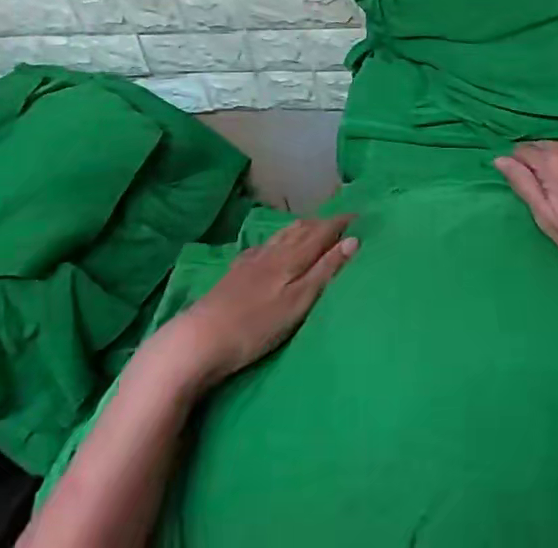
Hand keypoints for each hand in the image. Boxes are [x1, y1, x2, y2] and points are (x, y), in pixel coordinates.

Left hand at [127, 216, 357, 397]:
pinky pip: (265, 245)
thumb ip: (326, 270)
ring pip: (283, 234)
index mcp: (292, 256)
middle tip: (342, 221)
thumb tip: (353, 240)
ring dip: (303, 227)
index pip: (323, 231)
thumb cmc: (256, 325)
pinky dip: (279, 239)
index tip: (361, 216)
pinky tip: (273, 246)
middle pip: (302, 228)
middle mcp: (273, 250)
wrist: (196, 341)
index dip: (342, 222)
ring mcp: (251, 261)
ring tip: (314, 226)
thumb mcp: (299, 301)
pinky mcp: (235, 273)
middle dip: (324, 222)